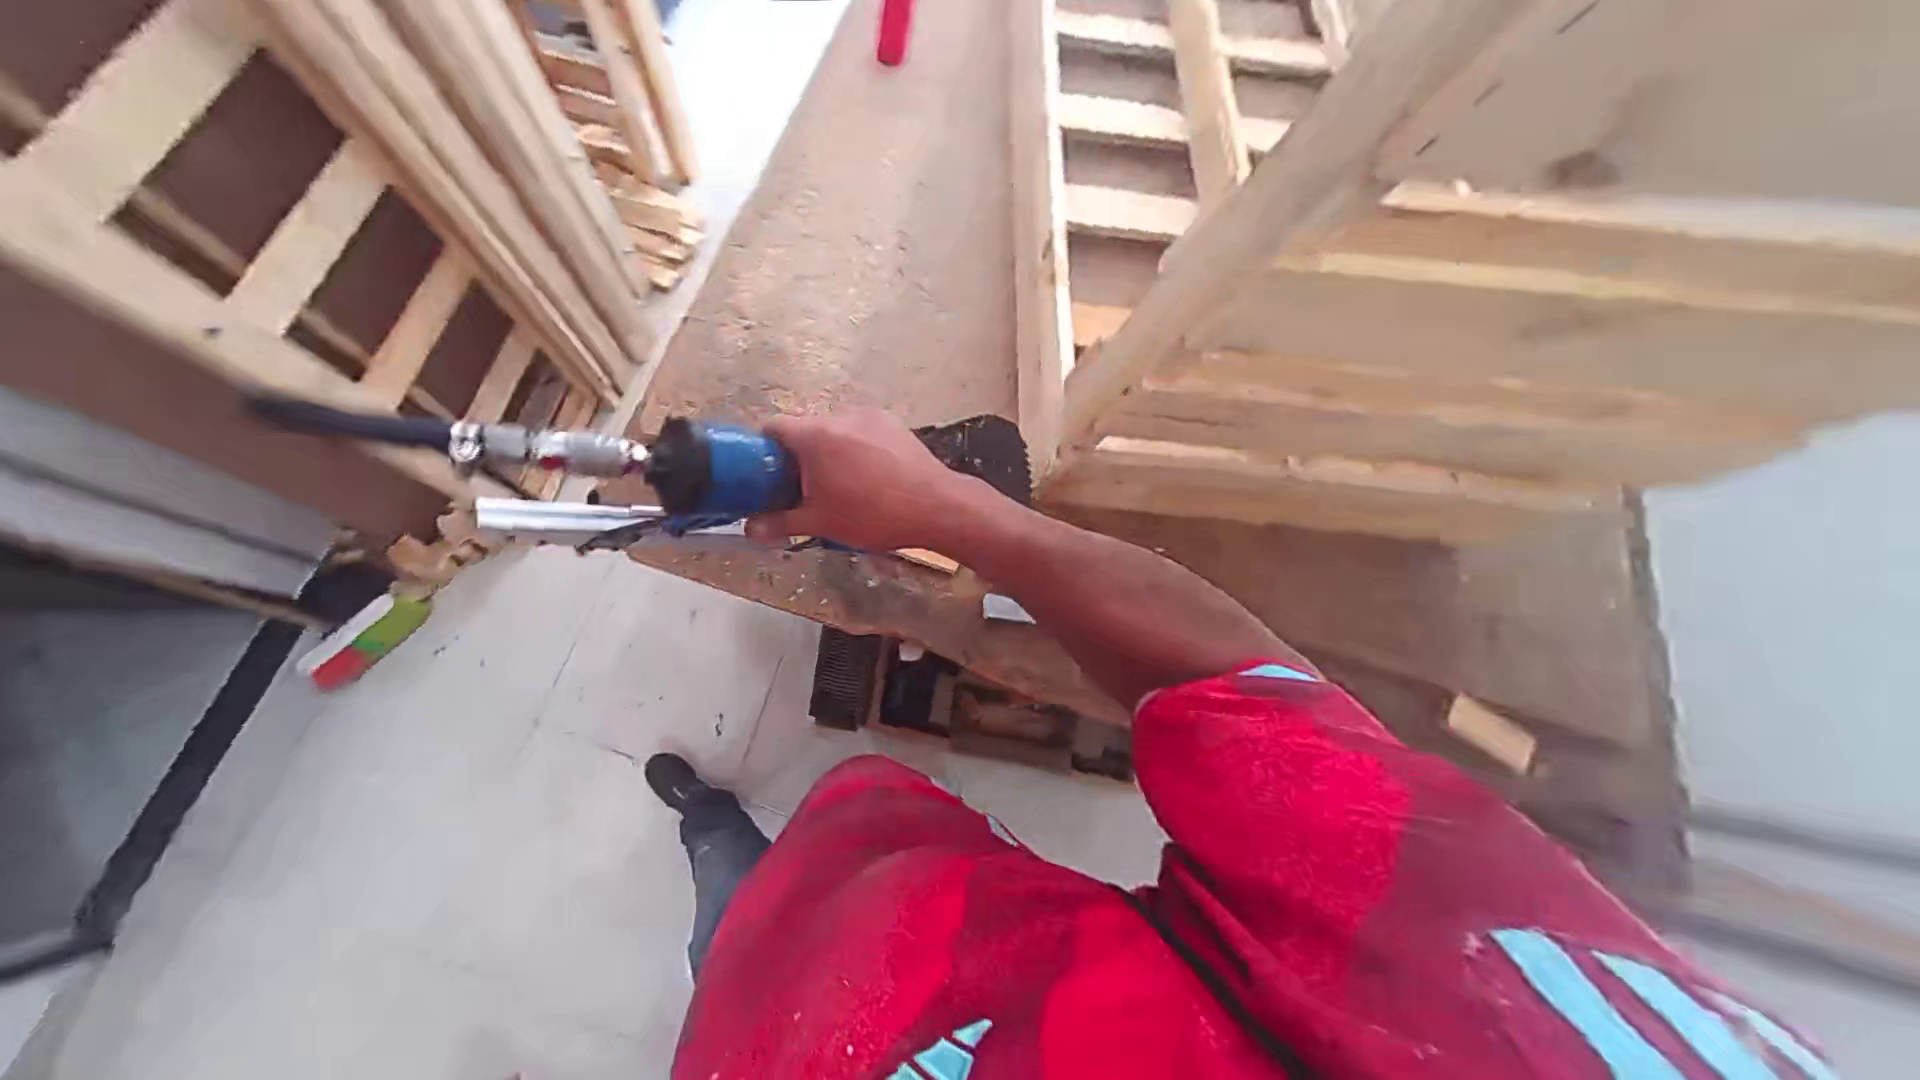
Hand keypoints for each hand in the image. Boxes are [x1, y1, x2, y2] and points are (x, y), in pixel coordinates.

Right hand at [744, 409, 980, 551]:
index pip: (773, 427)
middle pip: (805, 430)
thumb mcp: (822, 523)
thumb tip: (750, 529)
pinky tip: (868, 479)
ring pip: (836, 431)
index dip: (762, 450)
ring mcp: (872, 417)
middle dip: (798, 457)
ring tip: (839, 487)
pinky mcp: (895, 425)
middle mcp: (842, 416)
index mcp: (816, 435)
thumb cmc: (874, 515)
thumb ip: (781, 523)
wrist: (937, 507)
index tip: (765, 475)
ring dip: (828, 453)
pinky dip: (855, 450)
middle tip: (801, 489)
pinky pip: (862, 433)